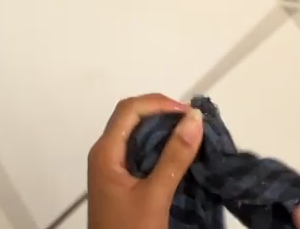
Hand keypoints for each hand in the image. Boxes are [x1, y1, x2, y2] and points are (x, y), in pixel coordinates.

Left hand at [87, 94, 203, 228]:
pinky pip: (139, 155)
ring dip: (162, 132)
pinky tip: (178, 159)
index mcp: (105, 152)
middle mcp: (105, 155)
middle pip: (131, 118)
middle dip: (162, 114)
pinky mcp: (120, 186)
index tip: (189, 113)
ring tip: (190, 137)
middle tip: (193, 124)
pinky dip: (159, 150)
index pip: (129, 109)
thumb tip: (194, 117)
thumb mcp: (155, 196)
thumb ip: (174, 156)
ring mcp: (111, 171)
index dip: (159, 103)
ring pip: (136, 136)